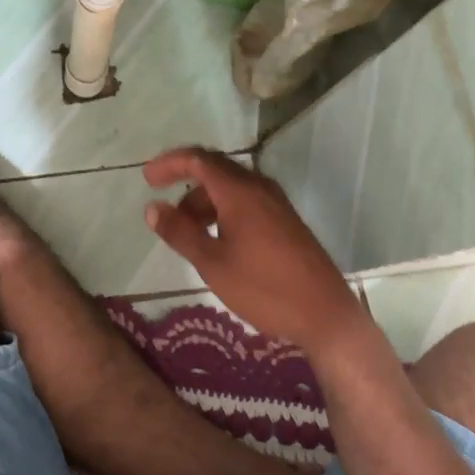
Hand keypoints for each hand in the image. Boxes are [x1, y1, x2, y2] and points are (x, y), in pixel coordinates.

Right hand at [143, 147, 363, 349]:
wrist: (327, 315)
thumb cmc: (264, 288)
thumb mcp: (213, 264)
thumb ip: (180, 232)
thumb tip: (152, 208)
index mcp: (239, 191)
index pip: (198, 159)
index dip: (169, 164)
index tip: (147, 179)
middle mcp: (259, 187)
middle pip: (215, 169)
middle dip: (185, 183)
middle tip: (163, 206)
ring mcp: (276, 203)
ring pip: (231, 187)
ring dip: (204, 201)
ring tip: (187, 231)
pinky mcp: (286, 220)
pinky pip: (246, 200)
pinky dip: (223, 209)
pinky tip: (217, 238)